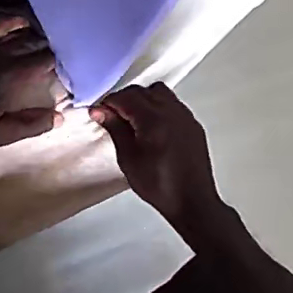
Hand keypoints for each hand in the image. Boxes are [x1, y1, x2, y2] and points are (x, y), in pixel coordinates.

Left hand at [0, 15, 62, 156]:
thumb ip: (30, 124)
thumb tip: (58, 118)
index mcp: (11, 77)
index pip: (44, 59)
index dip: (53, 60)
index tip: (54, 66)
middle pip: (28, 38)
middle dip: (40, 42)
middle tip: (43, 47)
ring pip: (3, 22)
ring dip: (17, 23)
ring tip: (23, 26)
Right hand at [91, 83, 225, 224]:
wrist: (191, 201)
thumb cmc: (158, 184)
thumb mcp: (128, 158)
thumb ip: (115, 129)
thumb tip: (100, 111)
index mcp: (153, 119)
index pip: (126, 97)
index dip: (108, 103)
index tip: (99, 113)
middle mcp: (172, 112)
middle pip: (142, 91)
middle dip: (124, 99)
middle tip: (112, 116)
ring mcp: (185, 116)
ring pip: (159, 92)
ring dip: (142, 99)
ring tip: (133, 119)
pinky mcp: (193, 124)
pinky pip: (172, 103)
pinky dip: (158, 106)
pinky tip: (151, 125)